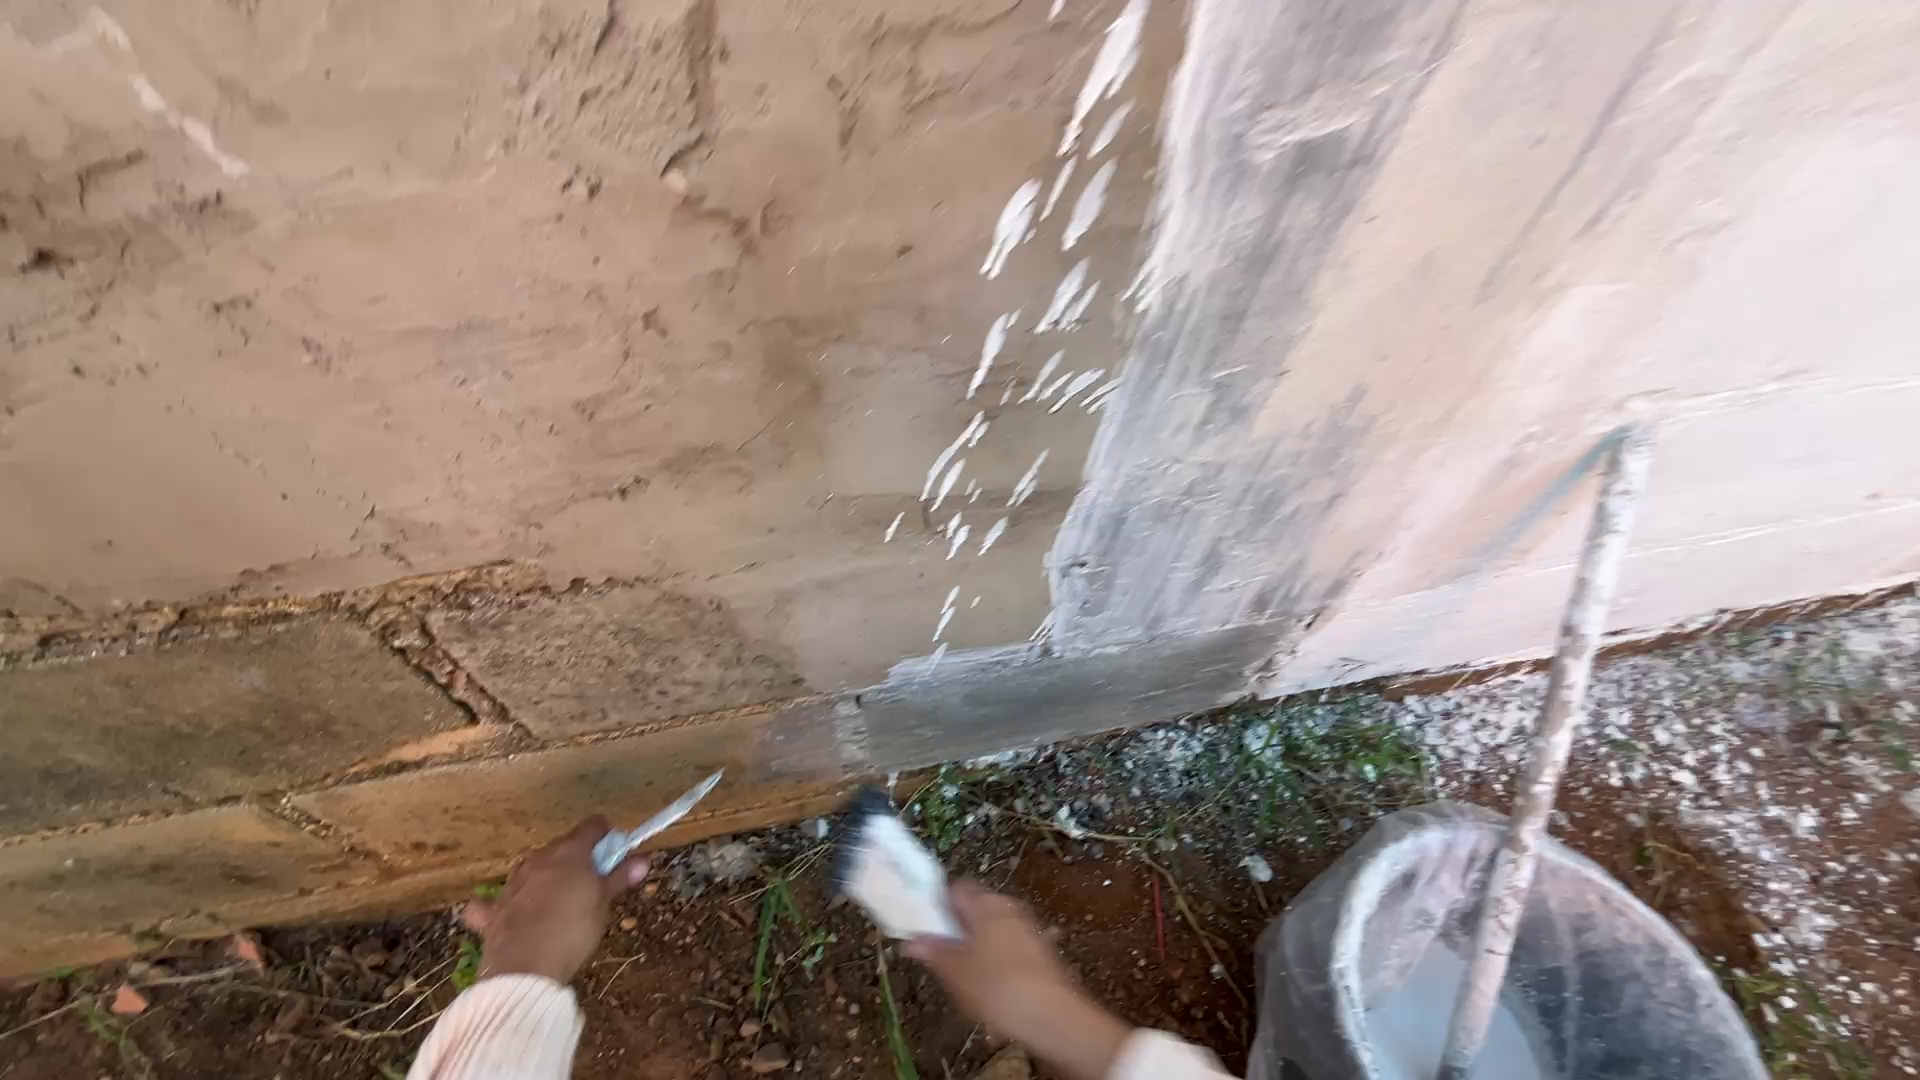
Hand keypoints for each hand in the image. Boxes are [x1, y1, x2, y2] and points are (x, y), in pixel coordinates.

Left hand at [460, 816, 651, 984]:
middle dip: (578, 859)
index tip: (616, 854)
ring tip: (559, 900)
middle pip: (563, 847)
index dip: (607, 837)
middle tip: (593, 883)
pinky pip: (492, 902)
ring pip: (533, 869)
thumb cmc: (573, 928)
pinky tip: (506, 912)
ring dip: (546, 877)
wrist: (525, 970)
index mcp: (570, 852)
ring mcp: (512, 884)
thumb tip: (644, 859)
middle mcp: (538, 859)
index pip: (592, 826)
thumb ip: (620, 877)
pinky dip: (500, 904)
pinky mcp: (491, 912)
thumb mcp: (604, 902)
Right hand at [905, 882, 1130, 1079]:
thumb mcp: (957, 972)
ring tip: (968, 977)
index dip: (938, 904)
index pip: (955, 888)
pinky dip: (998, 956)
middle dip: (958, 927)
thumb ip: (934, 951)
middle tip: (945, 956)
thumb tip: (912, 940)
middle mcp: (1007, 906)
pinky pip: (1009, 943)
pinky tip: (994, 986)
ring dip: (978, 944)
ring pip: (993, 927)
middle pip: (975, 907)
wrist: (1053, 1015)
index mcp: (985, 903)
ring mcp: (1027, 925)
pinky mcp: (1040, 947)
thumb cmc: (998, 987)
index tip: (926, 926)